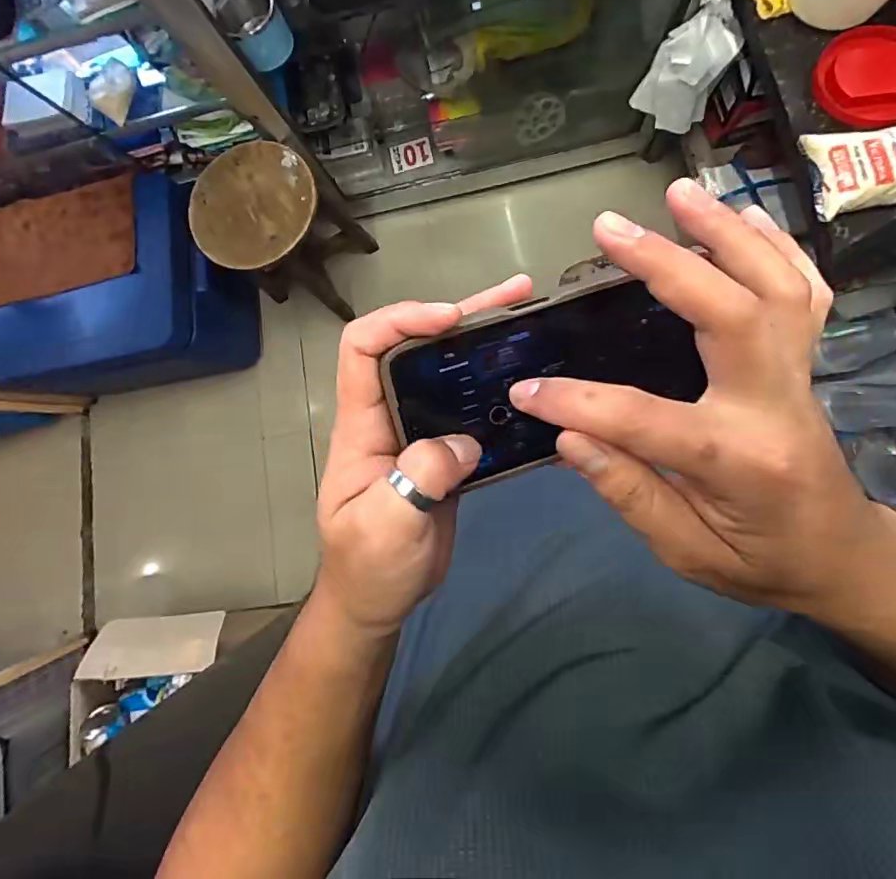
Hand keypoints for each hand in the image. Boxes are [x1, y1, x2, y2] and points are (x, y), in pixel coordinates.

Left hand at [312, 274, 536, 637]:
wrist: (380, 600)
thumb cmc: (367, 567)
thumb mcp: (384, 528)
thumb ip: (416, 481)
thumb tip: (461, 442)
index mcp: (362, 424)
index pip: (363, 347)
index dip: (401, 320)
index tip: (449, 318)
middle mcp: (391, 413)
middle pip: (416, 345)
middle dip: (461, 313)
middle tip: (514, 294)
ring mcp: (420, 430)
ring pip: (448, 371)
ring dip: (485, 342)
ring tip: (529, 316)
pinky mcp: (446, 451)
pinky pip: (471, 407)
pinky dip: (498, 387)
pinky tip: (532, 380)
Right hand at [508, 179, 895, 611]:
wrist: (846, 558)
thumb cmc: (762, 561)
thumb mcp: (687, 551)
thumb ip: (629, 492)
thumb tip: (569, 435)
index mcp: (739, 459)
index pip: (643, 419)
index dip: (576, 403)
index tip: (526, 391)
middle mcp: (775, 403)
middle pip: (731, 312)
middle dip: (666, 264)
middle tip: (610, 227)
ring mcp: (801, 374)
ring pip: (776, 285)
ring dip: (728, 232)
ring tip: (680, 192)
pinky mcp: (807, 361)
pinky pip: (805, 290)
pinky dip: (778, 245)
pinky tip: (746, 215)